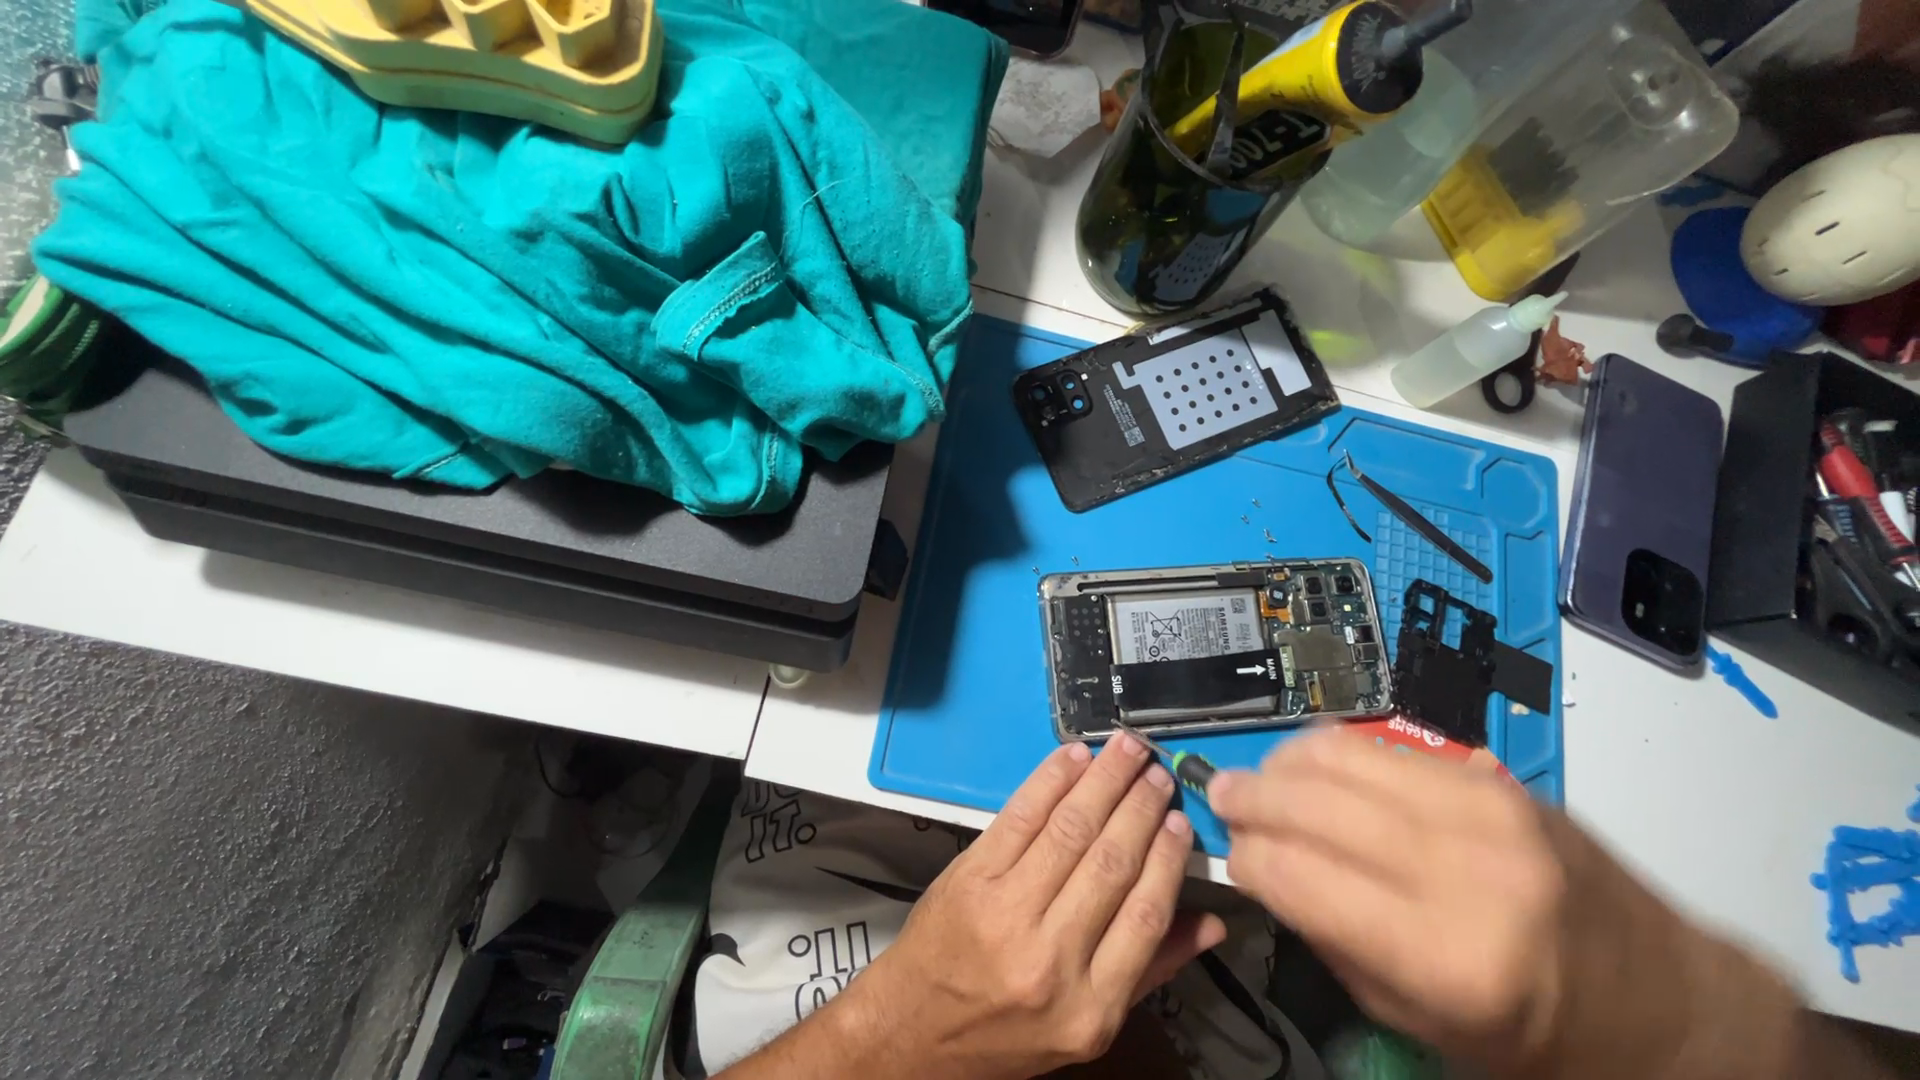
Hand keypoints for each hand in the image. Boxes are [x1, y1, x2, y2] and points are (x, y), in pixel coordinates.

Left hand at [841, 735, 1226, 1079]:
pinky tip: (1074, 758)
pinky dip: (1049, 781)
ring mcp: (1006, 911)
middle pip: (1109, 863)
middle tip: (1158, 772)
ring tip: (1126, 750)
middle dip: (1139, 808)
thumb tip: (1213, 922)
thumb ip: (1150, 970)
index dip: (1167, 858)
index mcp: (1090, 1004)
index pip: (1145, 914)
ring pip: (1068, 832)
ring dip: (1102, 782)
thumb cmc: (1008, 1030)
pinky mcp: (971, 876)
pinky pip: (1019, 817)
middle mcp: (1051, 957)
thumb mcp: (1087, 1025)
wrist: (916, 1027)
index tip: (1180, 819)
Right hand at [1208, 727, 1802, 1079]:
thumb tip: (1261, 863)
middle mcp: (1460, 868)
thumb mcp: (1417, 1019)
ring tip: (1262, 779)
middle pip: (1311, 802)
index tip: (1230, 855)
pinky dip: (1331, 752)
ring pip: (1339, 754)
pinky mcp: (1493, 776)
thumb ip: (1329, 934)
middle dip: (1248, 796)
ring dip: (1282, 762)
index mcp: (1441, 955)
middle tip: (1219, 796)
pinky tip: (1316, 770)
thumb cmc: (1534, 1032)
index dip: (1246, 857)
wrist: (1662, 996)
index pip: (1296, 874)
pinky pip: (1382, 742)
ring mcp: (1482, 809)